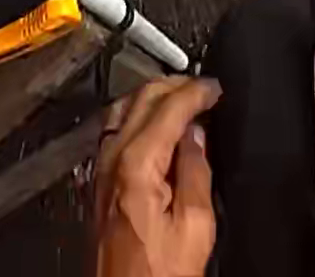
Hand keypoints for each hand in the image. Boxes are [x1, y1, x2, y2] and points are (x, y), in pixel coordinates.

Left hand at [91, 77, 220, 276]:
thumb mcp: (195, 229)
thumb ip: (196, 172)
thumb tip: (197, 134)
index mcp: (137, 163)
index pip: (170, 106)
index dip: (197, 91)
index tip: (215, 88)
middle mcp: (113, 156)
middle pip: (144, 95)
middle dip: (177, 85)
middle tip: (204, 90)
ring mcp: (102, 166)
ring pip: (126, 104)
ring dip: (156, 94)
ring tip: (184, 97)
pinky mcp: (99, 179)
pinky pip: (117, 126)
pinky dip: (139, 111)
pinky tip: (156, 120)